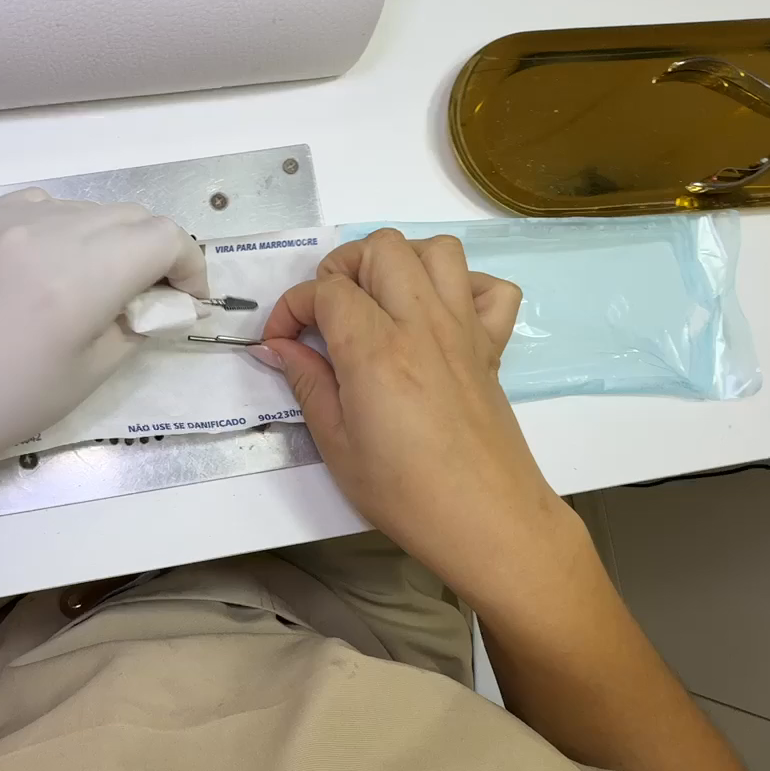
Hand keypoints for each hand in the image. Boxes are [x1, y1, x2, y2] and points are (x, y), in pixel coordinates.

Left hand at [0, 188, 205, 514]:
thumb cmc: (0, 405)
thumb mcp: (86, 376)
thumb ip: (137, 327)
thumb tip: (164, 302)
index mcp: (80, 277)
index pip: (165, 238)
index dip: (190, 266)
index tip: (185, 300)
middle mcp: (48, 231)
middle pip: (133, 217)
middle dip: (156, 253)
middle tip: (148, 297)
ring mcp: (7, 218)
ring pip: (91, 208)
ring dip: (113, 240)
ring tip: (97, 285)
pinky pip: (46, 206)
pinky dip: (68, 229)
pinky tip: (53, 264)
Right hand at [255, 229, 574, 598]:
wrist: (486, 521)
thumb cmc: (402, 492)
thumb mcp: (336, 444)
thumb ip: (306, 382)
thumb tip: (277, 346)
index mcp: (375, 349)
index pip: (325, 290)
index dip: (291, 307)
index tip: (280, 342)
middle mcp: (422, 323)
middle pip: (381, 249)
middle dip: (341, 268)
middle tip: (326, 313)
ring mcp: (464, 329)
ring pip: (437, 250)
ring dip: (399, 263)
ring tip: (378, 302)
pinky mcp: (492, 346)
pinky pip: (490, 288)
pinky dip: (462, 287)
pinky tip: (437, 317)